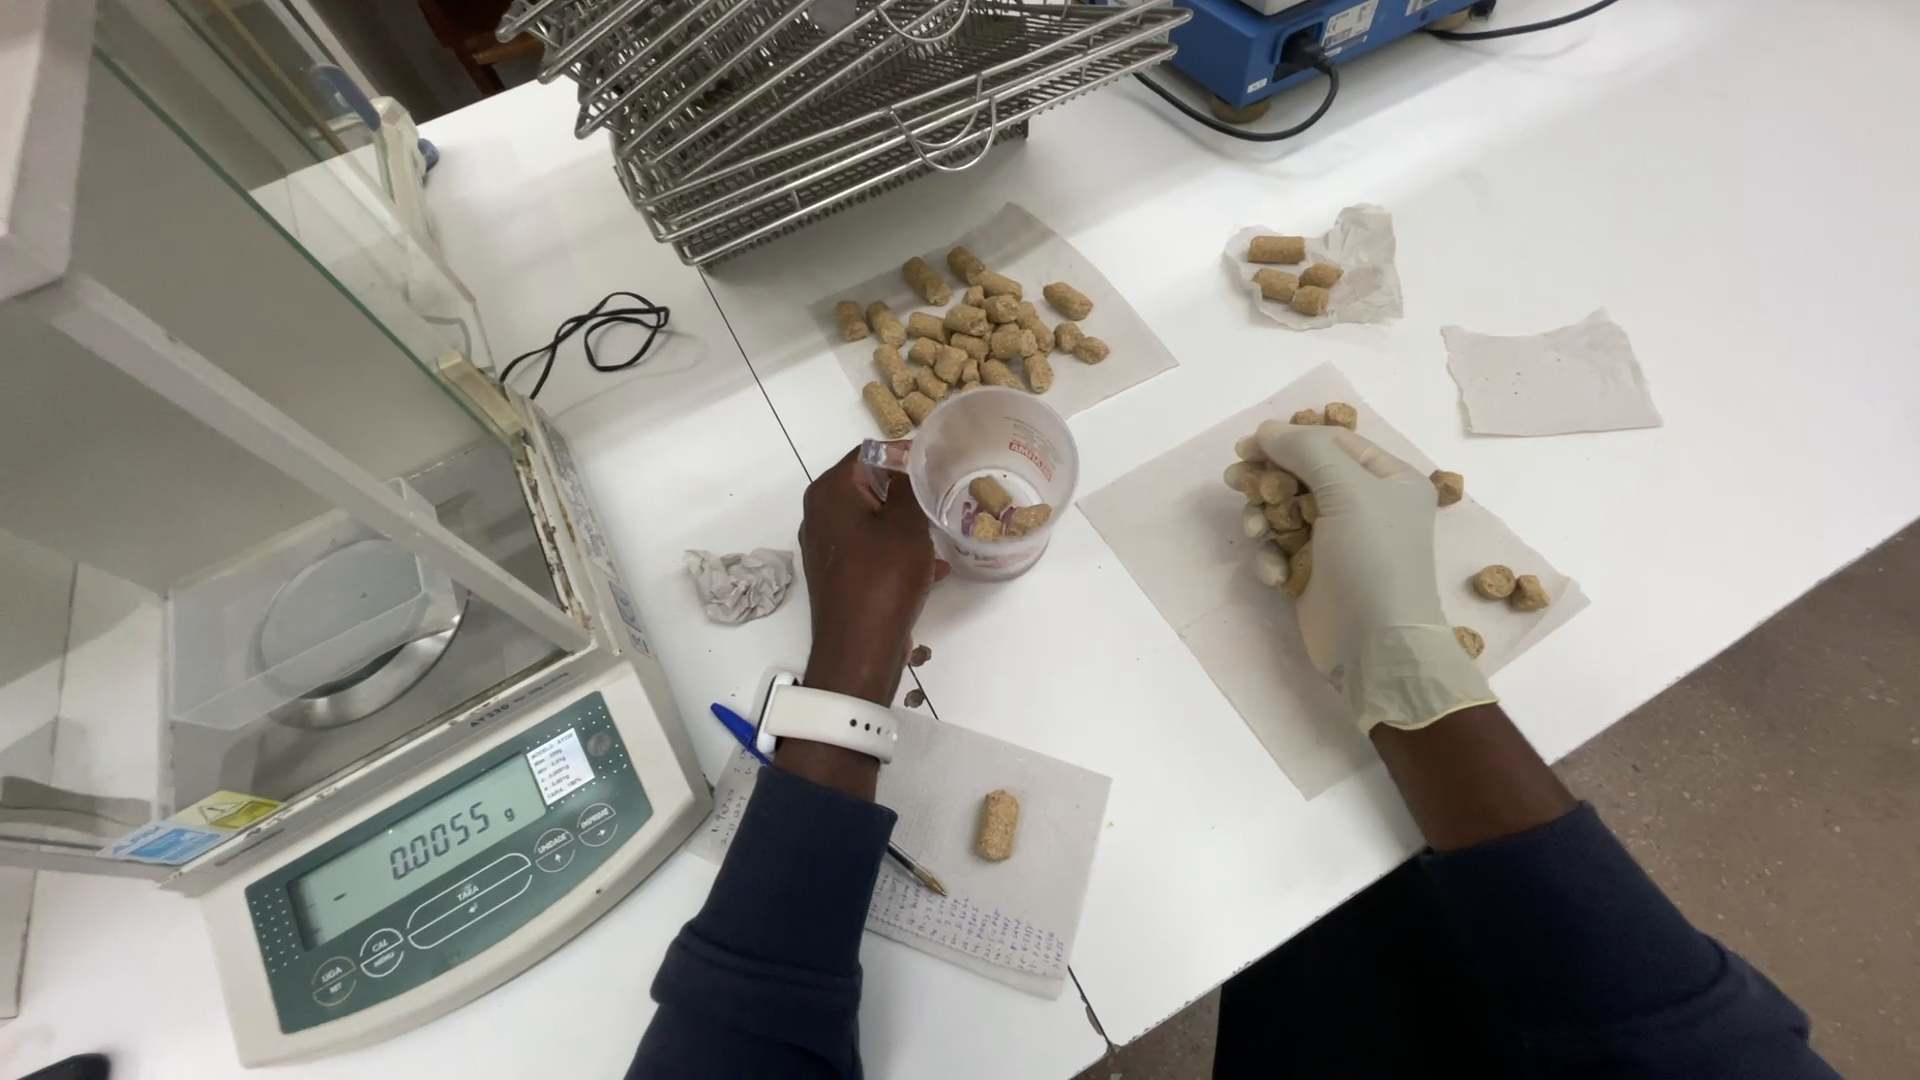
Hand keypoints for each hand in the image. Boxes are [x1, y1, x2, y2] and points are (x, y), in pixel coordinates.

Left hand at [797, 448, 941, 707]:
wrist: (860, 650)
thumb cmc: (883, 578)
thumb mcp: (905, 524)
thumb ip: (908, 483)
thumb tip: (909, 455)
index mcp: (830, 492)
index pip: (870, 452)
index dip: (907, 454)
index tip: (943, 462)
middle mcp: (821, 514)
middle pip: (871, 484)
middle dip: (910, 490)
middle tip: (949, 493)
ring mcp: (829, 546)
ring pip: (876, 519)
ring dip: (909, 523)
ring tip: (945, 527)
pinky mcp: (841, 574)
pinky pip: (874, 549)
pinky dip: (901, 552)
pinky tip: (936, 566)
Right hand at [1255, 422, 1494, 731]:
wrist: (1375, 643)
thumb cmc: (1372, 559)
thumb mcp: (1348, 491)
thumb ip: (1306, 451)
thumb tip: (1265, 430)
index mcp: (1386, 480)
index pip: (1331, 443)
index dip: (1287, 440)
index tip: (1246, 446)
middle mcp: (1363, 505)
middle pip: (1300, 475)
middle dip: (1266, 480)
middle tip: (1236, 480)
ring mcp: (1335, 540)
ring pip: (1282, 511)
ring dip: (1262, 518)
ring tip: (1255, 532)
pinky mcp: (1311, 571)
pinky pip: (1280, 548)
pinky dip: (1272, 557)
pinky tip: (1276, 574)